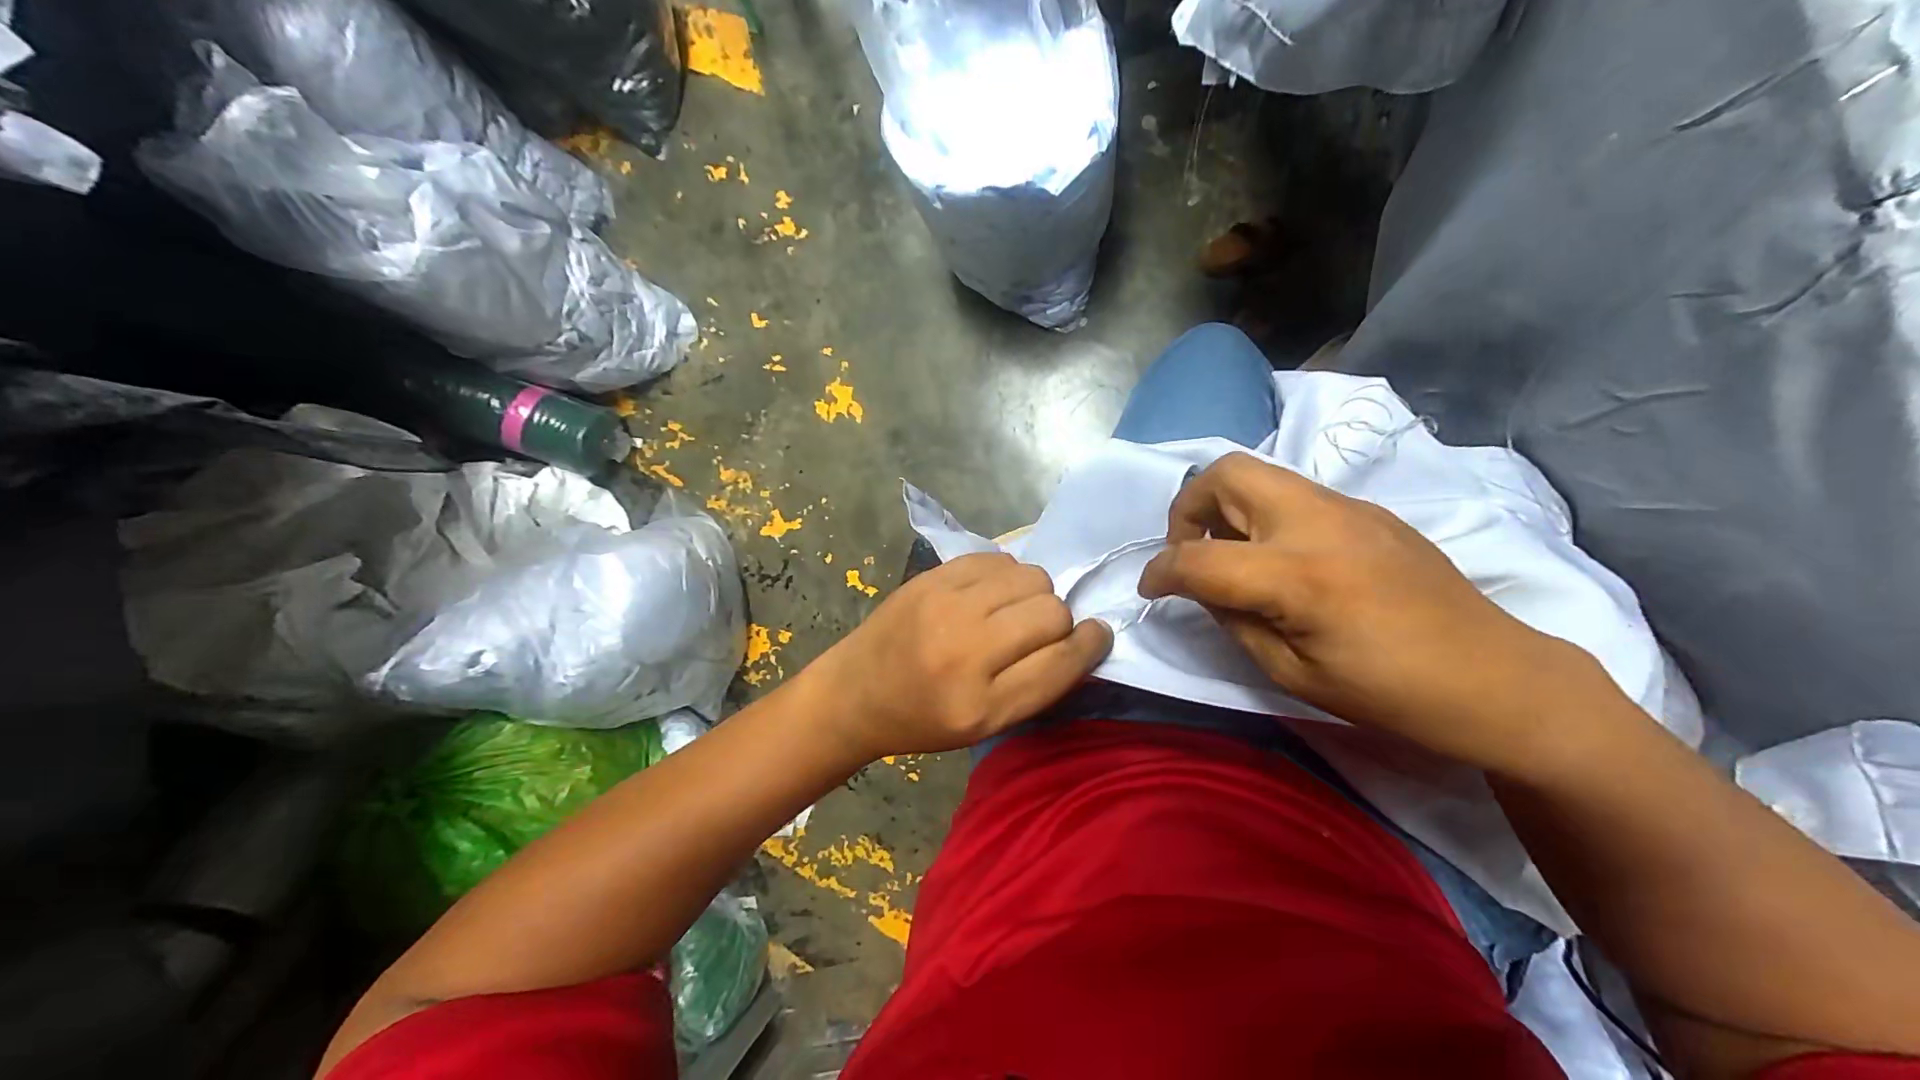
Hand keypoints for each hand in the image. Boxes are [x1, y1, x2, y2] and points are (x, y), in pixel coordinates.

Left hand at [806, 553, 1112, 761]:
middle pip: (1052, 612)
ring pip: (1031, 577)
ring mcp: (945, 607)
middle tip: (1039, 632)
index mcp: (981, 706)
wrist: (855, 692)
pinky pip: (998, 558)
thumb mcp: (984, 725)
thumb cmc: (922, 719)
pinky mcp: (931, 578)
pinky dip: (1006, 574)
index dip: (1091, 645)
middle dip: (1059, 621)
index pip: (1062, 662)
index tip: (1095, 636)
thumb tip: (1082, 637)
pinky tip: (989, 593)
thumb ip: (1037, 686)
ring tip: (1012, 610)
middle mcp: (965, 652)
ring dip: (1034, 593)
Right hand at [1137, 452, 1617, 773]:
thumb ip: (1234, 621)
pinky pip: (1292, 493)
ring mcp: (1347, 507)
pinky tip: (1281, 559)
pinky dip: (1262, 514)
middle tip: (1191, 552)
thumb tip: (1204, 590)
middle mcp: (1318, 522)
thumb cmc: (1390, 694)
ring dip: (1225, 506)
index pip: (1198, 556)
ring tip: (1232, 555)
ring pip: (1258, 473)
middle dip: (1187, 508)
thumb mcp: (1291, 673)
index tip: (1150, 590)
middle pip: (1224, 474)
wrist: (1495, 678)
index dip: (1160, 573)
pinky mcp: (1368, 509)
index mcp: (1298, 575)